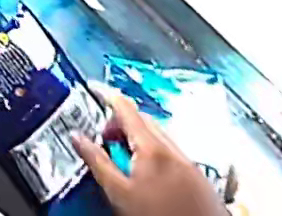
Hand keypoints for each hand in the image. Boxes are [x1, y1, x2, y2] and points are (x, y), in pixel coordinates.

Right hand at [72, 85, 226, 215]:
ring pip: (161, 137)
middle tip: (107, 139)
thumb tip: (77, 137)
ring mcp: (193, 169)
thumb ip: (96, 161)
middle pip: (144, 120)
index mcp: (153, 149)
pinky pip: (176, 156)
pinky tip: (152, 178)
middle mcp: (176, 153)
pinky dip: (158, 155)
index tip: (93, 89)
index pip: (125, 107)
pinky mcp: (204, 185)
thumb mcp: (119, 193)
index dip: (105, 95)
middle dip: (122, 122)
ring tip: (128, 162)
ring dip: (141, 139)